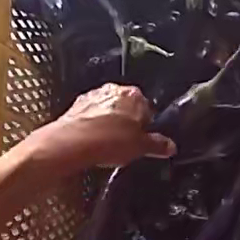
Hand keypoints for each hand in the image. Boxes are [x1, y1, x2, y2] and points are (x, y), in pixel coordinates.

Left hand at [19, 84, 174, 174]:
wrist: (71, 144)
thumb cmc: (107, 140)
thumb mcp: (141, 148)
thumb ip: (158, 145)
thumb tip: (168, 146)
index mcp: (135, 95)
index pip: (148, 109)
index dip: (148, 127)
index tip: (145, 140)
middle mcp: (113, 91)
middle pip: (127, 108)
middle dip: (128, 124)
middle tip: (128, 145)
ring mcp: (92, 98)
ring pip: (107, 111)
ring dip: (109, 125)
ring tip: (109, 148)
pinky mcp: (75, 108)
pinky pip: (90, 118)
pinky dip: (92, 128)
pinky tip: (93, 145)